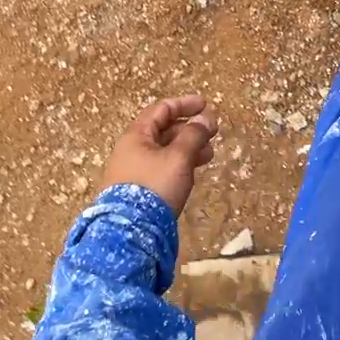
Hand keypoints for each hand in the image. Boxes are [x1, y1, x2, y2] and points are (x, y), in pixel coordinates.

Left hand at [99, 94, 217, 212]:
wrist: (128, 235)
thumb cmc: (154, 186)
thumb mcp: (179, 157)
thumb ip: (194, 134)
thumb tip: (204, 119)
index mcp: (136, 136)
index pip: (161, 109)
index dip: (185, 104)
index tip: (206, 105)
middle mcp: (130, 150)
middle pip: (163, 130)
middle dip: (190, 129)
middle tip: (212, 134)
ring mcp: (131, 172)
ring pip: (164, 151)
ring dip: (187, 148)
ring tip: (208, 156)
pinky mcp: (135, 191)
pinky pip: (160, 168)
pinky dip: (178, 164)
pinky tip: (190, 173)